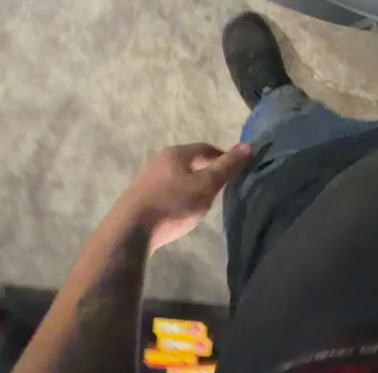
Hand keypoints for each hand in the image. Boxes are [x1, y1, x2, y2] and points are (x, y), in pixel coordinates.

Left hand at [111, 143, 252, 250]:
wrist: (129, 232)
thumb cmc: (173, 205)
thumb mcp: (206, 186)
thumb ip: (227, 167)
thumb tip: (249, 146)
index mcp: (177, 153)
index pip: (206, 148)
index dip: (222, 157)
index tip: (234, 170)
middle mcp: (160, 160)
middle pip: (189, 161)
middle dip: (205, 170)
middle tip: (220, 186)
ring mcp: (146, 179)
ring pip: (176, 176)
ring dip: (190, 184)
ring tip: (201, 200)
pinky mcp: (138, 198)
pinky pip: (164, 190)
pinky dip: (176, 196)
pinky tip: (178, 211)